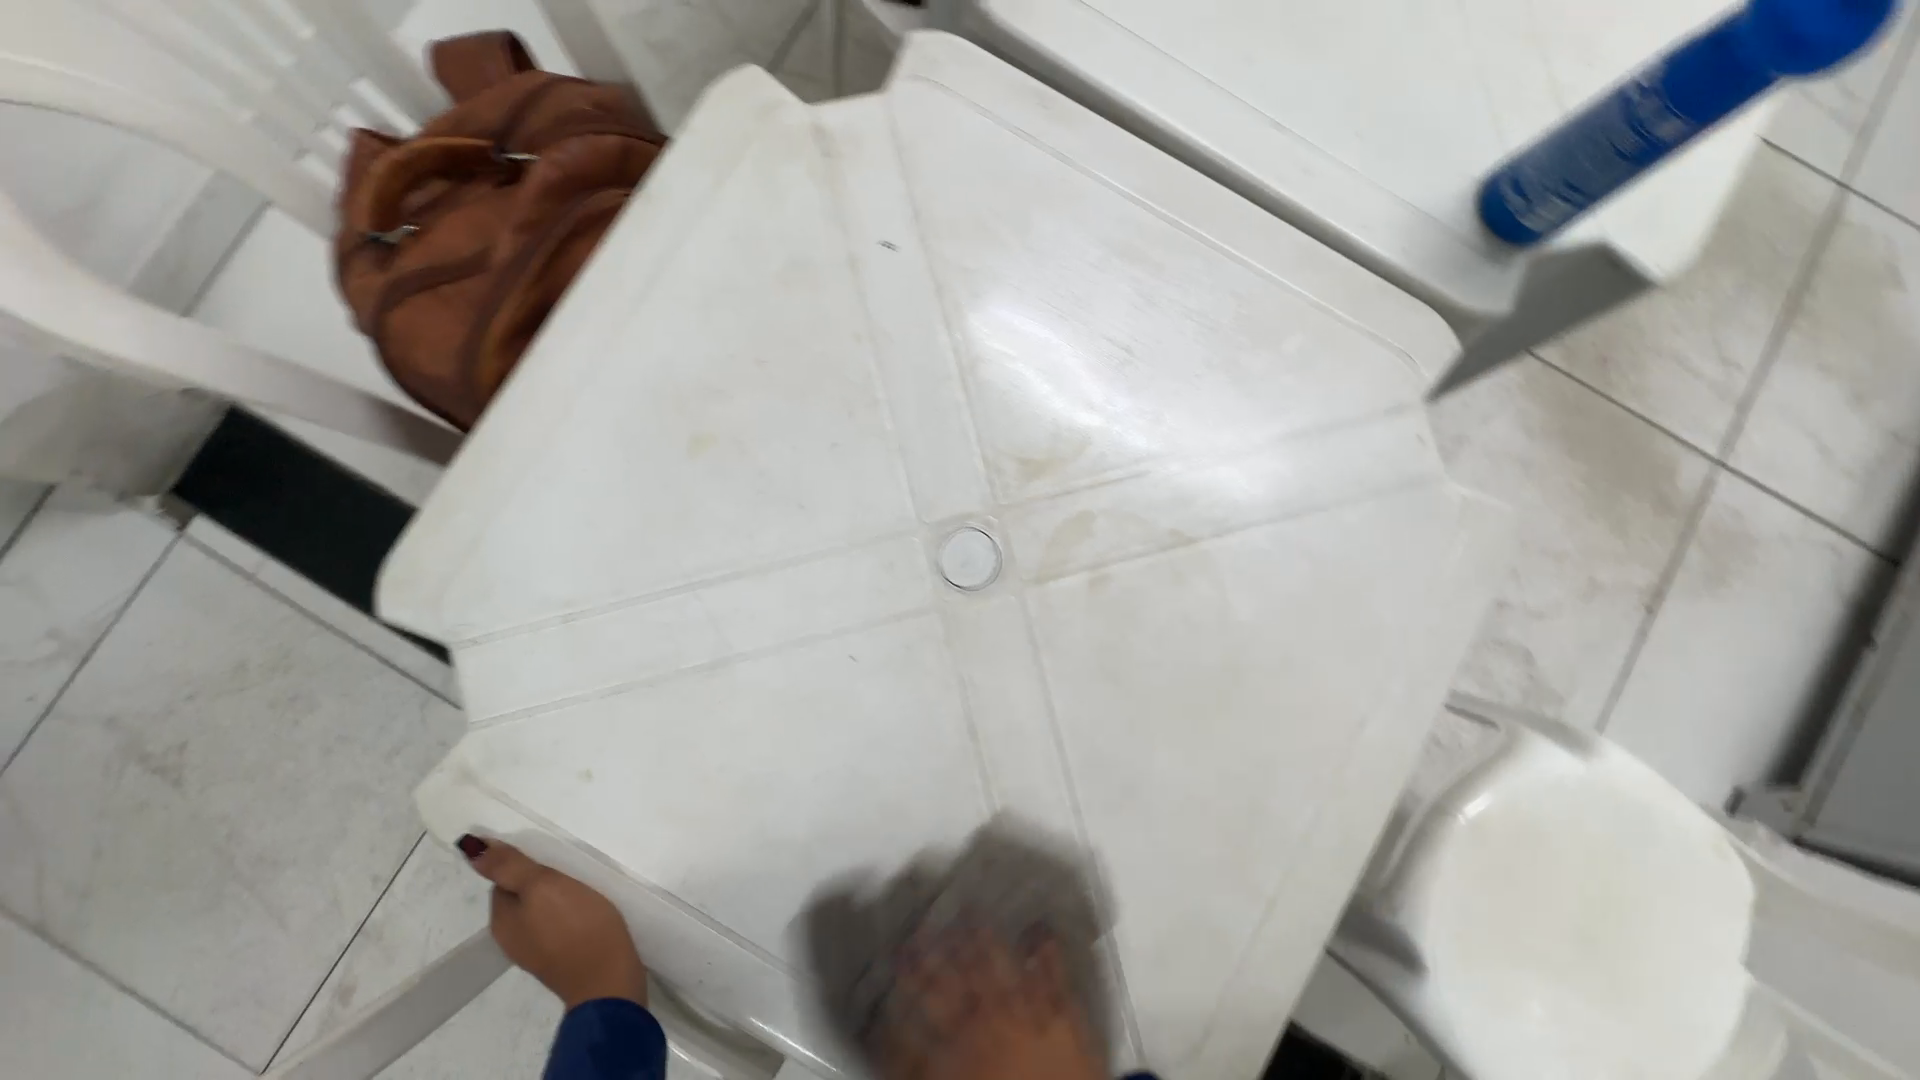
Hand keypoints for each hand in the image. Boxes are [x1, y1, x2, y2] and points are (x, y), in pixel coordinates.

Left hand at [459, 835, 648, 1008]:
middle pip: (523, 897)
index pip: (503, 881)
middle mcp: (513, 939)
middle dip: (543, 881)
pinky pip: (559, 926)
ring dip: (559, 897)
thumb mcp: (543, 886)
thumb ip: (510, 867)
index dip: (525, 865)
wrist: (608, 978)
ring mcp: (538, 952)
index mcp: (502, 922)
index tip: (553, 859)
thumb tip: (469, 846)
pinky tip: (591, 910)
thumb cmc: (576, 927)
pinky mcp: (562, 958)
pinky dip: (571, 914)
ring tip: (586, 887)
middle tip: (572, 871)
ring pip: (542, 911)